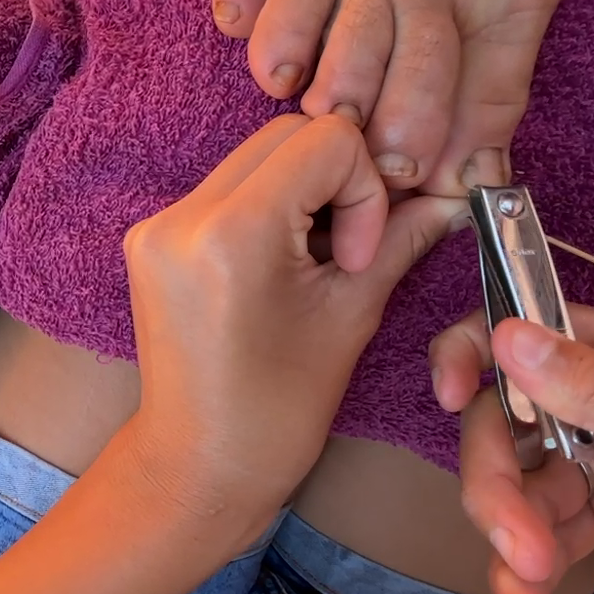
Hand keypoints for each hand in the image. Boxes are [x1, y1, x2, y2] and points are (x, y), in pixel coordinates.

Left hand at [122, 113, 461, 542]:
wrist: (198, 459)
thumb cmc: (277, 409)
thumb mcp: (350, 317)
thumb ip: (398, 241)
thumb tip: (444, 196)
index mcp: (230, 232)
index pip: (325, 139)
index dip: (365, 186)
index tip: (354, 254)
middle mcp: (181, 214)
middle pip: (284, 134)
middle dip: (334, 178)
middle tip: (342, 249)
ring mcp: (156, 223)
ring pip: (253, 157)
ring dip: (299, 190)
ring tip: (309, 259)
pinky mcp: (148, 236)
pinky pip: (222, 188)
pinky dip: (262, 206)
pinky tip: (274, 262)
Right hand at [213, 0, 593, 194]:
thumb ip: (503, 65)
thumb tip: (483, 163)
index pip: (429, 108)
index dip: (415, 154)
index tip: (401, 177)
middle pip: (350, 82)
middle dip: (348, 125)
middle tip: (338, 136)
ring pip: (286, 35)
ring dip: (284, 71)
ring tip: (284, 81)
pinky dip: (236, 1)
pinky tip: (241, 16)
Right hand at [430, 306, 593, 593]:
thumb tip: (509, 335)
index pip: (539, 330)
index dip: (480, 352)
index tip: (449, 396)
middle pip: (507, 419)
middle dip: (499, 486)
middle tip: (517, 547)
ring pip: (510, 484)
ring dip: (507, 548)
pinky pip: (528, 537)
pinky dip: (516, 585)